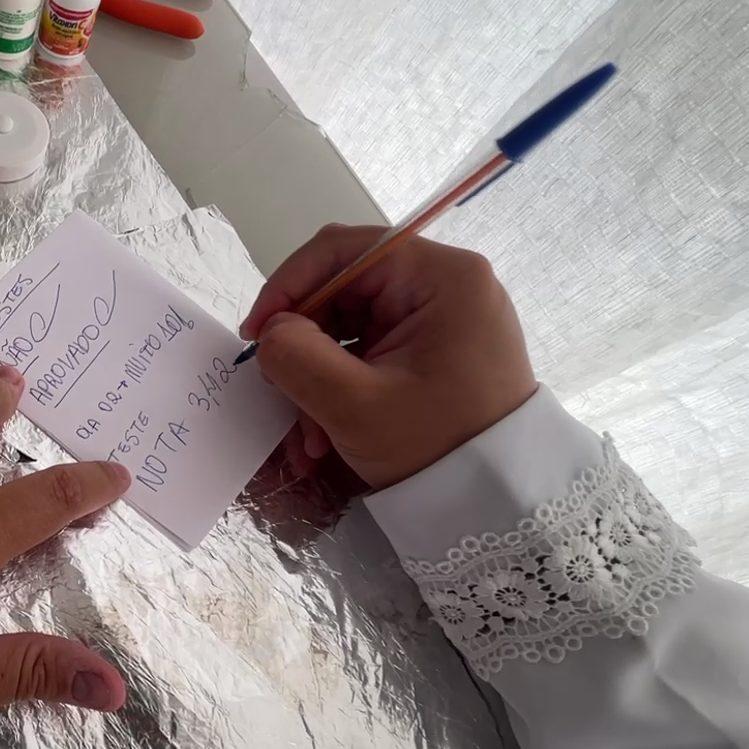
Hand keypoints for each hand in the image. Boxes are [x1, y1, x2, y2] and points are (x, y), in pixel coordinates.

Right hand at [239, 225, 537, 489]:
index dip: (287, 285)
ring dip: (310, 380)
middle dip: (299, 347)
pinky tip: (321, 435)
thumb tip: (268, 332)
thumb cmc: (434, 444)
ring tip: (306, 437)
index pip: (341, 250)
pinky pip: (358, 355)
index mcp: (438, 278)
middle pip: (337, 292)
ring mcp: (430, 319)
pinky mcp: (422, 350)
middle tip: (278, 392)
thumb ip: (297, 357)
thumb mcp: (354, 404)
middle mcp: (438, 286)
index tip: (255, 334)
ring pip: (340, 329)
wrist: (493, 498)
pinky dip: (331, 391)